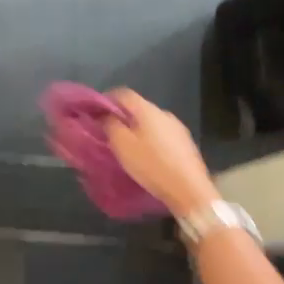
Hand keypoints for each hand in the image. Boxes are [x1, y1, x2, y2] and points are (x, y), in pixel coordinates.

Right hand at [104, 89, 218, 218]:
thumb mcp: (122, 145)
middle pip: (137, 107)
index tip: (94, 113)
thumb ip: (110, 125)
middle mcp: (164, 113)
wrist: (189, 189)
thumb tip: (105, 114)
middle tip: (107, 132)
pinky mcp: (185, 143)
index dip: (106, 100)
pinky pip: (161, 134)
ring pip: (150, 122)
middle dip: (121, 116)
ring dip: (136, 129)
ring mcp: (177, 128)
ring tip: (126, 146)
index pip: (123, 93)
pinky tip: (146, 155)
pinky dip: (149, 139)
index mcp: (148, 110)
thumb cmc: (151, 165)